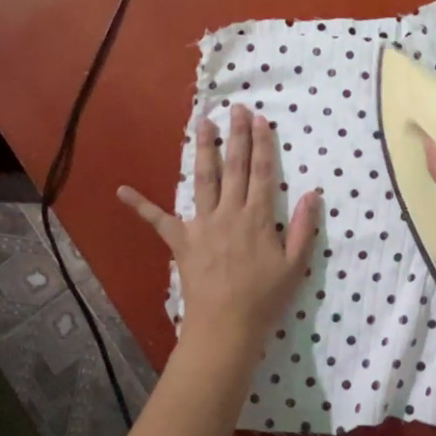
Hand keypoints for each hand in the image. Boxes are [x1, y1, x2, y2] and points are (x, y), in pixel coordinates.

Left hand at [119, 105, 318, 361]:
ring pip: (203, 179)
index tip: (260, 120)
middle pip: (234, 167)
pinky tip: (121, 190)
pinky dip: (140, 205)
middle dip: (236, 136)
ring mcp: (202, 225)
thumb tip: (313, 193)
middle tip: (237, 108)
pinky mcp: (181, 241)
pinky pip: (158, 220)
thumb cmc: (265, 299)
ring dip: (204, 150)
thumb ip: (304, 228)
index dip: (262, 145)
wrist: (226, 327)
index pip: (262, 173)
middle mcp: (229, 213)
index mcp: (257, 218)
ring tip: (203, 123)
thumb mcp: (294, 265)